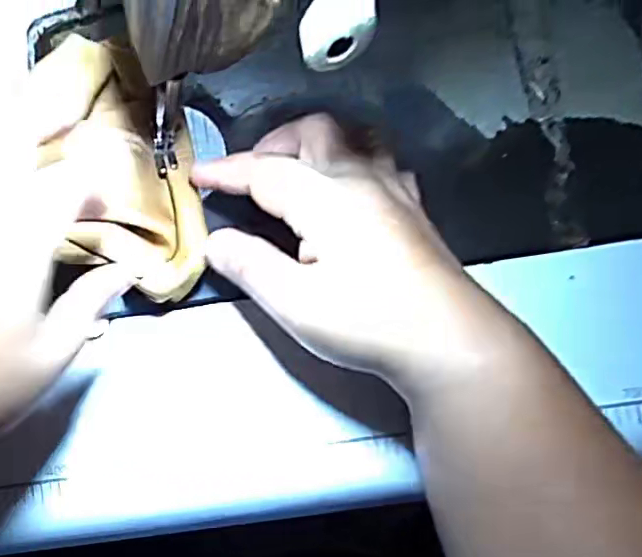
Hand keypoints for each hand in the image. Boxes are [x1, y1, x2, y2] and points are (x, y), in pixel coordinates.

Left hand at [0, 53, 132, 471]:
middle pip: (11, 133)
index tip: (100, 203)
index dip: (93, 183)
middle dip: (44, 110)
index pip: (68, 183)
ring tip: (9, 105)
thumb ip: (87, 307)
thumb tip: (125, 273)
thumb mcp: (46, 360)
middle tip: (65, 105)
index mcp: (21, 242)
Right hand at [191, 114, 520, 398]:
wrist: (443, 337)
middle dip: (272, 144)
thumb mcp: (294, 303)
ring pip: (351, 136)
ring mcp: (393, 188)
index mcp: (326, 197)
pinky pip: (377, 159)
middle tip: (247, 174)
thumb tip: (214, 242)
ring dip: (314, 143)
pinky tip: (346, 189)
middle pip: (313, 132)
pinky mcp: (412, 207)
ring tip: (293, 171)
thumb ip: (250, 266)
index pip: (266, 171)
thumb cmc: (365, 322)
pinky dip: (347, 160)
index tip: (198, 175)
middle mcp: (361, 178)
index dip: (228, 171)